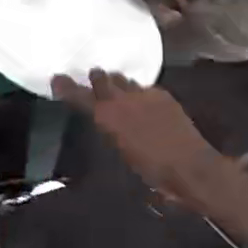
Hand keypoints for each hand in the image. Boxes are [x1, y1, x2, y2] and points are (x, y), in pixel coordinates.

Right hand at [52, 69, 229, 207]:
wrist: (191, 166)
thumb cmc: (152, 170)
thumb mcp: (123, 152)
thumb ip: (111, 130)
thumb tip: (106, 120)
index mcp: (107, 117)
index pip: (80, 96)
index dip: (67, 87)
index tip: (56, 78)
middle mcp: (123, 100)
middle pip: (102, 78)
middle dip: (96, 78)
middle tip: (92, 78)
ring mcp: (145, 94)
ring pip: (124, 79)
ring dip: (117, 82)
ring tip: (116, 86)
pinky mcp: (163, 95)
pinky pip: (145, 87)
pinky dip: (139, 92)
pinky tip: (143, 101)